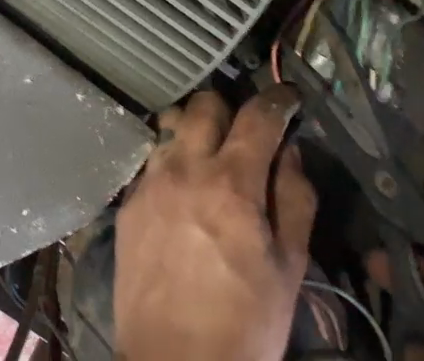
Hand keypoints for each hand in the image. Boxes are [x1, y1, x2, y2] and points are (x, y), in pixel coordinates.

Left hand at [113, 87, 316, 360]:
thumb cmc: (245, 324)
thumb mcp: (290, 267)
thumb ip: (295, 198)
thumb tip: (290, 152)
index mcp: (232, 183)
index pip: (258, 115)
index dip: (278, 99)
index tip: (288, 98)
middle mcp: (185, 169)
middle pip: (204, 104)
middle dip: (230, 108)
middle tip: (246, 132)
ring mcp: (150, 184)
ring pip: (171, 126)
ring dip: (195, 130)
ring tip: (210, 156)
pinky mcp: (128, 205)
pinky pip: (151, 160)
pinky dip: (171, 160)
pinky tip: (182, 186)